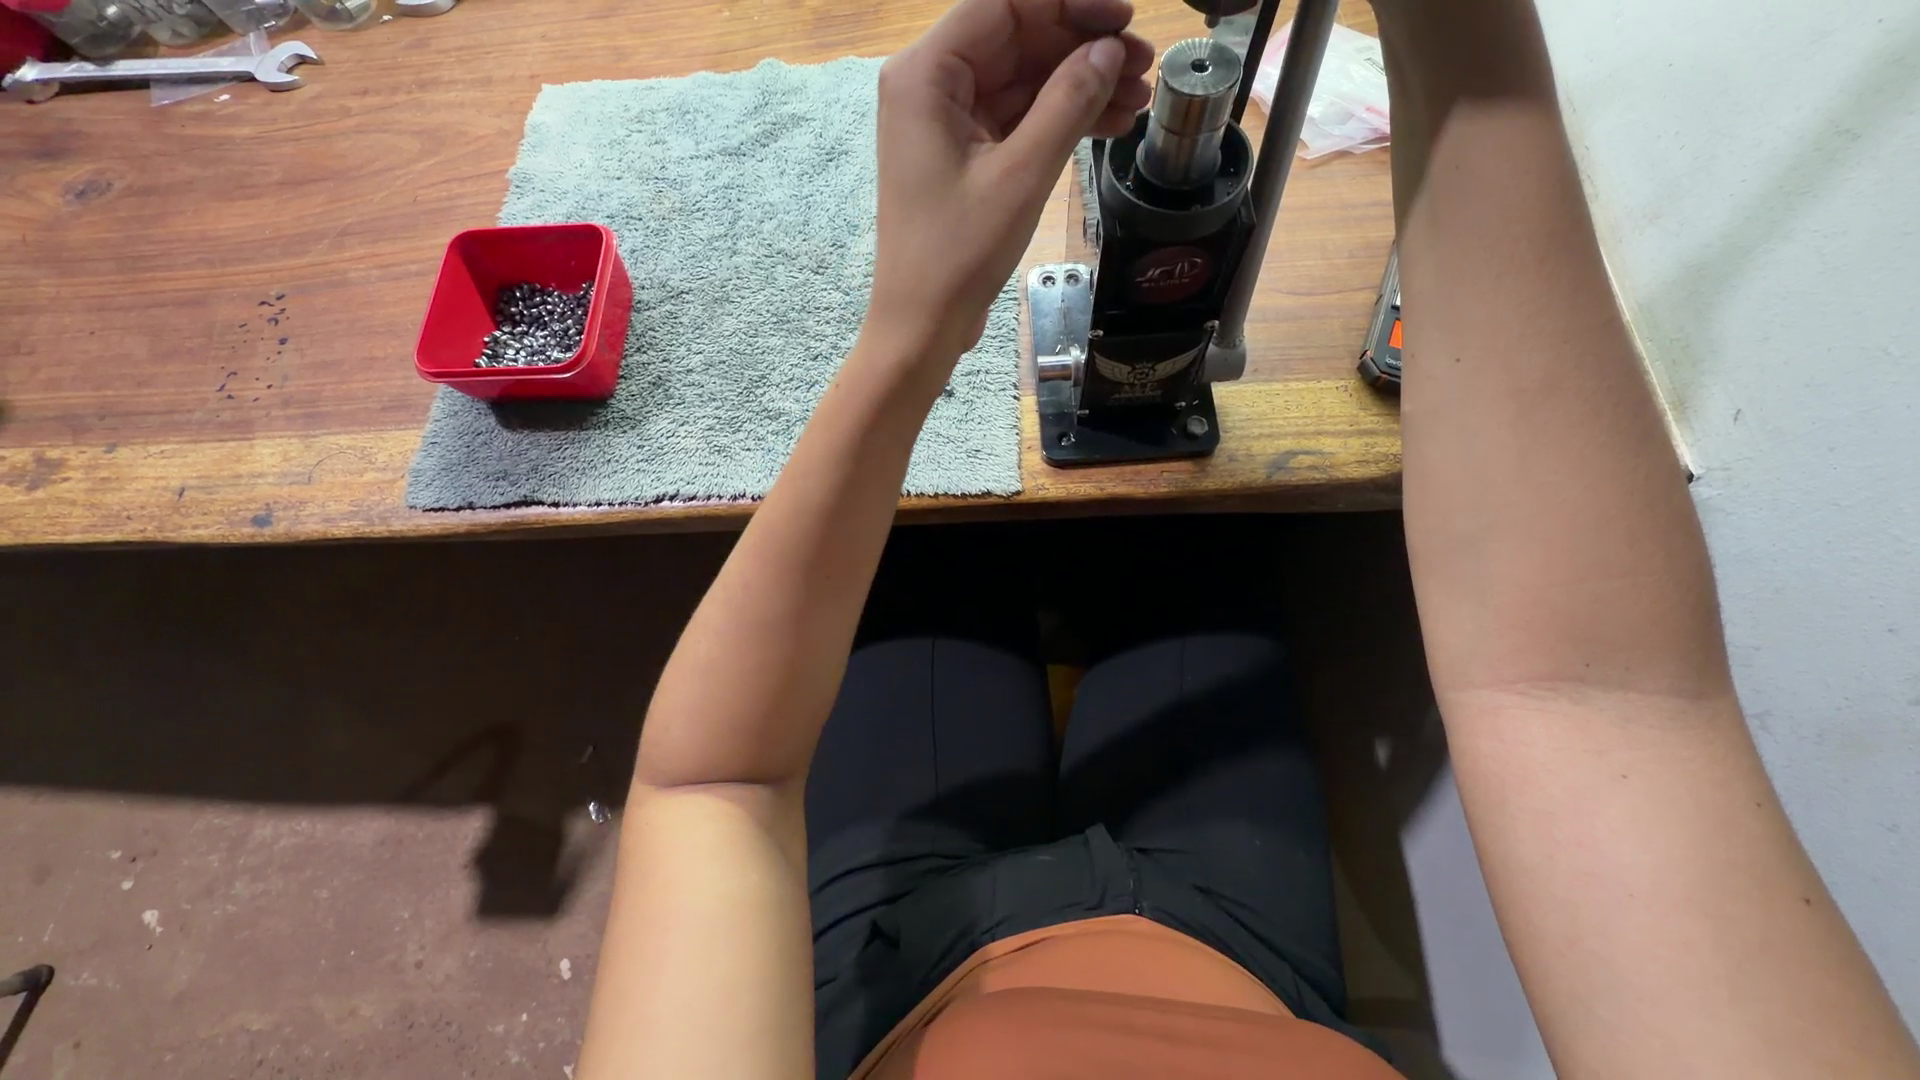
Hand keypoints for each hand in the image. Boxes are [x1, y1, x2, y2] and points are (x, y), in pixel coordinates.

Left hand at [863, 0, 1153, 367]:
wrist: (921, 324)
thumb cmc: (958, 254)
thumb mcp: (1022, 174)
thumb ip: (1068, 103)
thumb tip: (1110, 51)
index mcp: (926, 75)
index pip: (1004, 4)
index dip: (1069, 3)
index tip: (1125, 18)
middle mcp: (930, 86)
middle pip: (1016, 38)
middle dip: (1081, 48)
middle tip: (1144, 66)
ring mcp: (945, 123)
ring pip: (1022, 81)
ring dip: (1078, 86)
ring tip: (1137, 100)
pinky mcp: (962, 155)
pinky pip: (1016, 119)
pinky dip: (1058, 120)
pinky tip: (1109, 124)